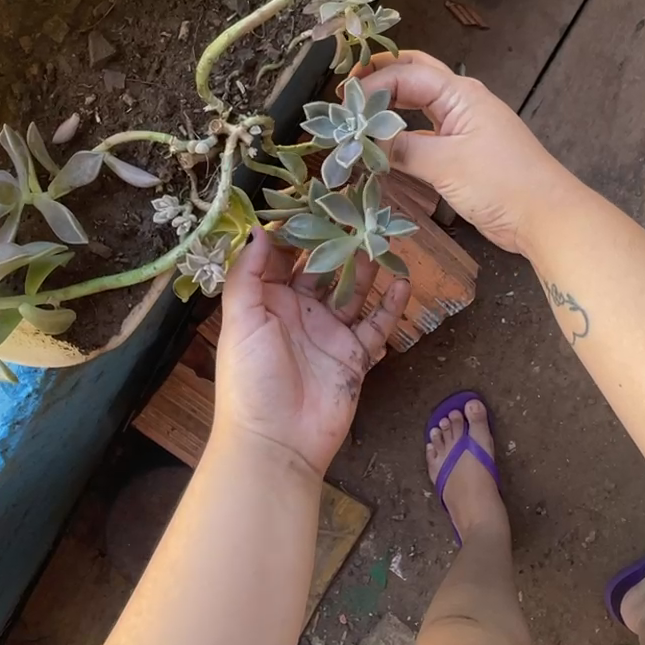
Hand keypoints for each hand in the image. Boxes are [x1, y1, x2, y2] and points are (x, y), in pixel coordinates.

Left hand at [212, 229, 409, 478]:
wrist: (276, 441)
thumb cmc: (250, 380)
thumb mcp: (240, 322)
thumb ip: (249, 275)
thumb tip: (261, 230)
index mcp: (269, 302)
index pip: (285, 258)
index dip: (299, 233)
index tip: (316, 202)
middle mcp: (301, 313)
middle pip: (324, 271)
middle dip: (340, 245)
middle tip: (360, 214)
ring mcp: (330, 334)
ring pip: (354, 293)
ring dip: (368, 270)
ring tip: (384, 241)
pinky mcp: (355, 357)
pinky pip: (377, 326)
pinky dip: (391, 306)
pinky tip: (404, 284)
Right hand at [354, 51, 579, 254]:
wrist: (544, 217)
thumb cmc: (502, 183)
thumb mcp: (446, 164)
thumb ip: (401, 148)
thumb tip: (364, 142)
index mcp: (461, 94)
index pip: (408, 74)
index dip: (374, 84)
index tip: (344, 104)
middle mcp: (461, 104)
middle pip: (414, 78)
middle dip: (381, 80)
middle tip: (346, 92)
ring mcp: (462, 130)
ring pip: (419, 108)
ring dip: (390, 109)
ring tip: (357, 115)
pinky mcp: (462, 156)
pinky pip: (424, 137)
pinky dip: (401, 138)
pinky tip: (381, 147)